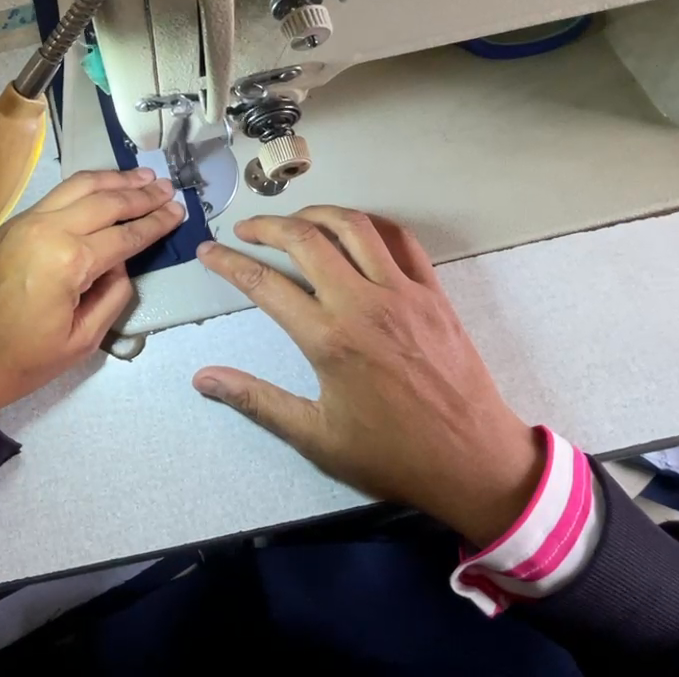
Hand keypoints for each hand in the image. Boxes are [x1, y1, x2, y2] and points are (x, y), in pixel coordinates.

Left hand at [0, 168, 185, 415]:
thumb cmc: (22, 360)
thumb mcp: (82, 340)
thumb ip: (112, 296)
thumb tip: (119, 265)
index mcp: (69, 260)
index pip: (125, 235)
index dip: (155, 222)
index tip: (178, 210)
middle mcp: (48, 229)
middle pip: (105, 201)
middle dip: (140, 194)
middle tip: (167, 187)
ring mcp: (26, 222)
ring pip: (78, 187)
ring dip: (113, 179)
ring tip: (142, 175)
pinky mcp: (13, 225)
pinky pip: (57, 195)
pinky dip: (85, 186)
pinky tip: (102, 187)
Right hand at [193, 208, 543, 547]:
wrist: (476, 463)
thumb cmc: (392, 454)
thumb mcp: (316, 437)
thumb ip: (256, 400)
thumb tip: (202, 379)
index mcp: (328, 339)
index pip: (263, 284)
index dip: (228, 263)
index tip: (208, 251)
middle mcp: (362, 304)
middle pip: (304, 240)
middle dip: (266, 225)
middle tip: (246, 228)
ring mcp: (403, 293)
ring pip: (353, 227)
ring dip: (315, 213)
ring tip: (295, 221)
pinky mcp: (433, 293)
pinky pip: (401, 240)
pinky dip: (371, 224)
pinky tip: (354, 229)